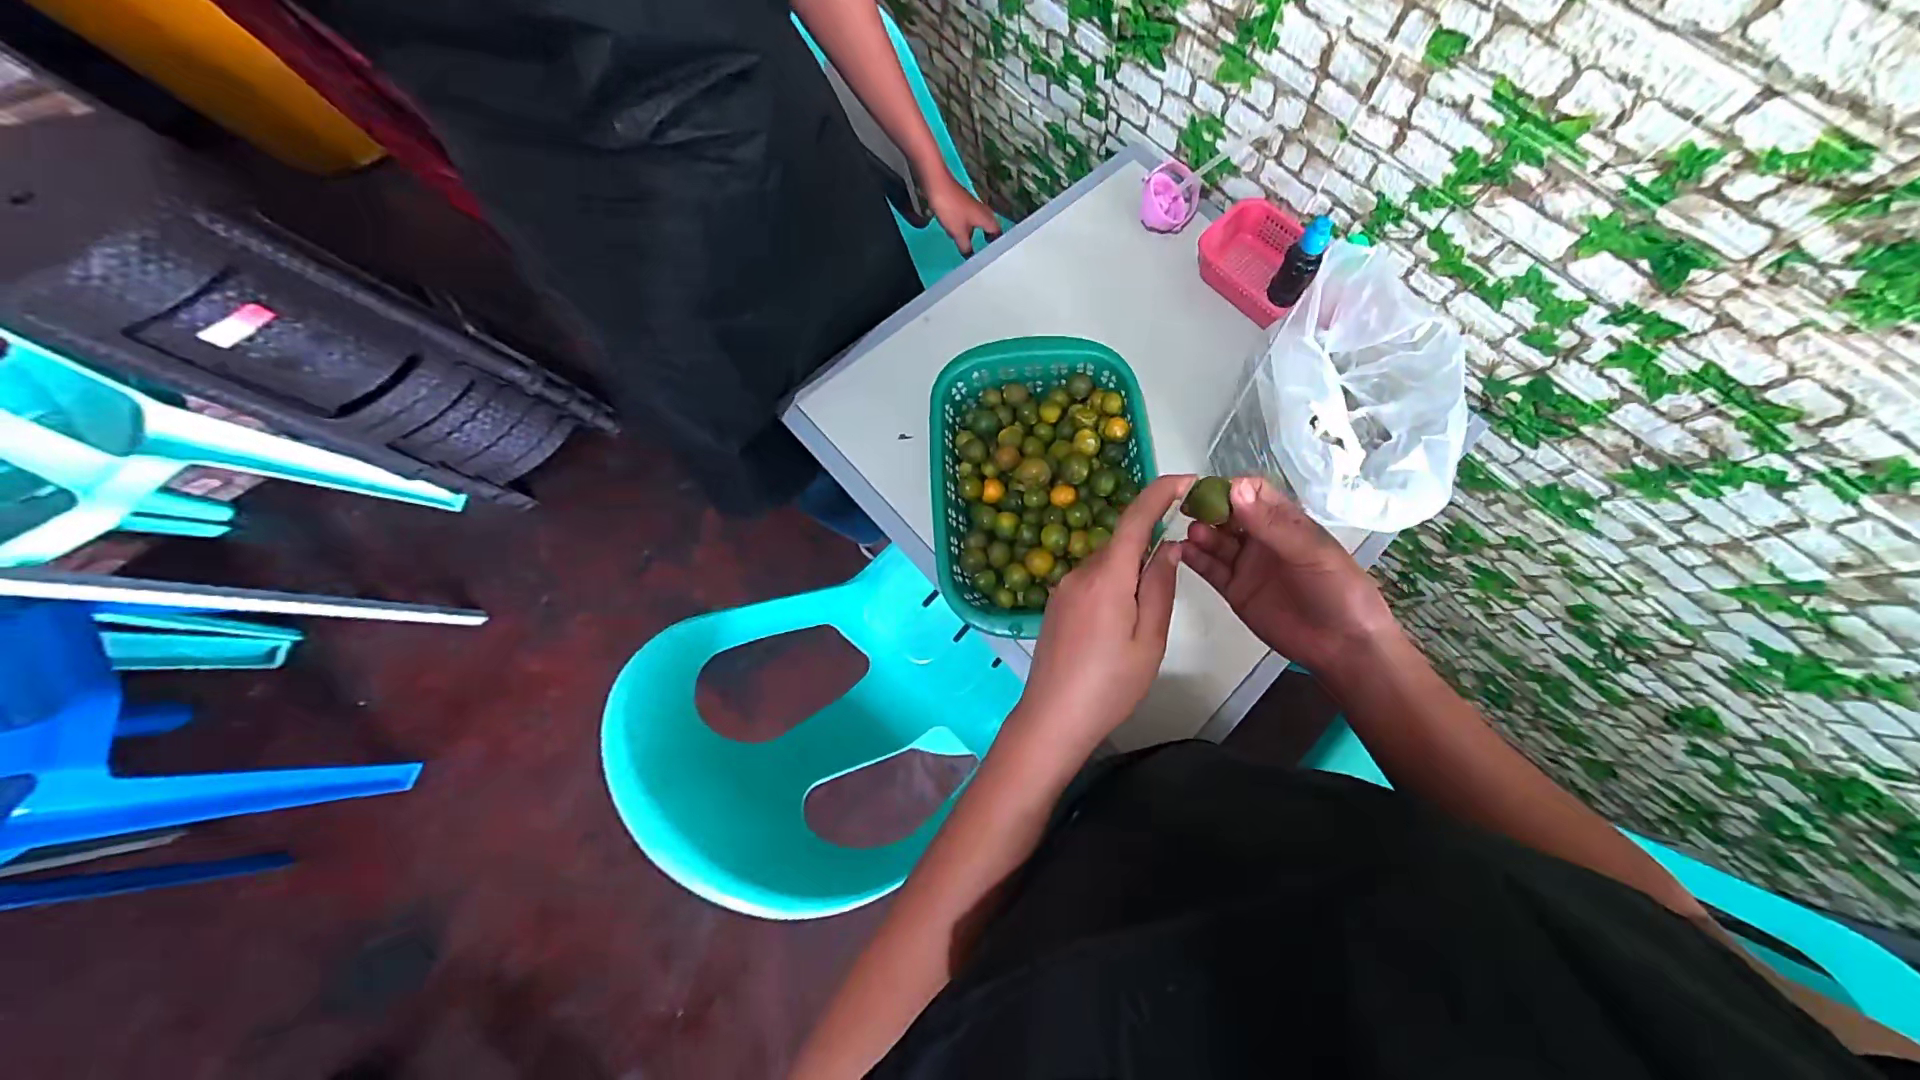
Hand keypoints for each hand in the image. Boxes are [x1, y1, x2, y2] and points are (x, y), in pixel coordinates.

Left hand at [923, 172, 1000, 255]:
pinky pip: (967, 220)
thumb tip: (969, 256)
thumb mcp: (959, 233)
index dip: (997, 245)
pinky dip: (966, 229)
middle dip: (987, 240)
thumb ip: (966, 247)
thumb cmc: (951, 209)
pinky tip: (958, 236)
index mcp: (987, 218)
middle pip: (989, 228)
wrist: (937, 185)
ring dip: (975, 235)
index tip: (994, 255)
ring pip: (977, 224)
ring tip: (971, 250)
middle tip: (983, 254)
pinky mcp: (962, 204)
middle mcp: (983, 211)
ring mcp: (972, 207)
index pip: (998, 233)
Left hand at [1009, 475, 1193, 754]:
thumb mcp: (1149, 639)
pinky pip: (1090, 580)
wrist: (1052, 717)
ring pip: (1105, 563)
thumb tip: (1169, 547)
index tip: (1187, 481)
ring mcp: (1062, 588)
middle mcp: (1079, 573)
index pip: (1134, 519)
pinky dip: (1112, 584)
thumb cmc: (1109, 685)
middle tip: (1177, 568)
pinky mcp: (1055, 604)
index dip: (1160, 493)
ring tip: (1145, 614)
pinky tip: (1119, 621)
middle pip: (1120, 542)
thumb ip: (1160, 588)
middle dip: (1150, 544)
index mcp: (1106, 577)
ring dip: (1130, 570)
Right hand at [1181, 476, 1402, 676]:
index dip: (1231, 489)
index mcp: (1286, 522)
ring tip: (1194, 534)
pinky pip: (1210, 569)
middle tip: (1190, 509)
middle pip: (1227, 515)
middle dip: (1208, 509)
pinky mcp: (1234, 589)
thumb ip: (1270, 523)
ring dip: (1201, 534)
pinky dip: (1194, 559)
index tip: (1210, 490)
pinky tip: (1182, 552)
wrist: (1343, 646)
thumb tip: (1235, 489)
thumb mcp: (1309, 551)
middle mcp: (1263, 539)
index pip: (1253, 493)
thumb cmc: (1339, 591)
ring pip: (1215, 541)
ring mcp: (1247, 564)